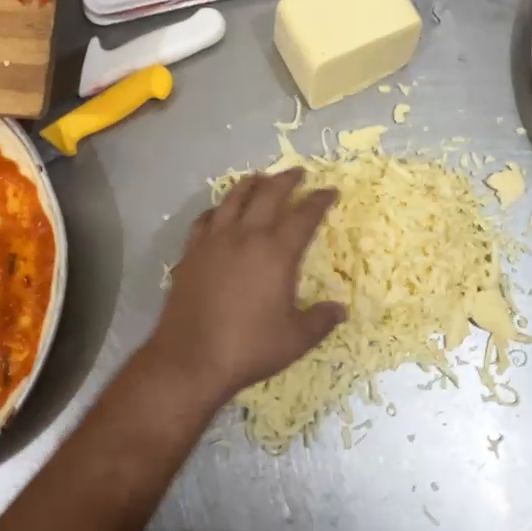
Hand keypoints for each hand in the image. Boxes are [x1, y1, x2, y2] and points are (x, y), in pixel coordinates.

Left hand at [142, 169, 345, 404]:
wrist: (191, 358)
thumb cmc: (248, 348)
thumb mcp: (295, 339)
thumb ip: (320, 320)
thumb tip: (340, 309)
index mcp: (276, 253)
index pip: (303, 216)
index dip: (319, 201)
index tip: (329, 191)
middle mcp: (245, 236)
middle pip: (268, 195)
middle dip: (286, 180)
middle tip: (298, 172)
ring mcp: (213, 241)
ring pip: (233, 198)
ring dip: (250, 184)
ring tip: (260, 178)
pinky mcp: (191, 252)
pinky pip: (205, 218)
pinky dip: (218, 208)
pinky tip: (220, 211)